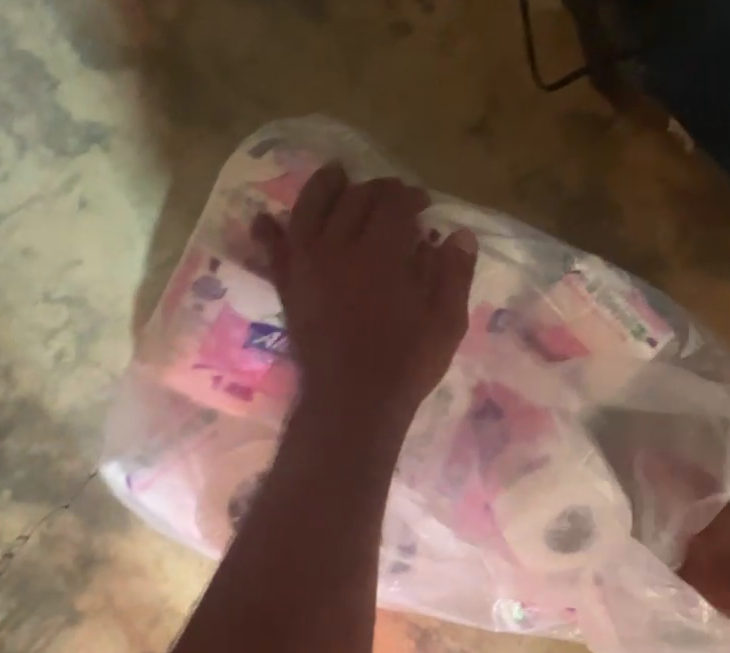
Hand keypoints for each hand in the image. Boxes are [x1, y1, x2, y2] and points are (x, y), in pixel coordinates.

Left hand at [253, 165, 476, 431]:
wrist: (355, 399)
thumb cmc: (408, 362)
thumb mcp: (446, 321)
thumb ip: (453, 274)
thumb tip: (460, 234)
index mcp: (380, 254)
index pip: (393, 207)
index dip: (409, 197)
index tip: (423, 200)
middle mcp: (337, 248)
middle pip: (353, 201)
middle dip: (375, 189)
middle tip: (392, 192)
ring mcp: (306, 265)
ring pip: (309, 210)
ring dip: (324, 187)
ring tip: (336, 175)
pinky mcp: (288, 286)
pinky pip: (273, 249)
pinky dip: (271, 230)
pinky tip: (269, 219)